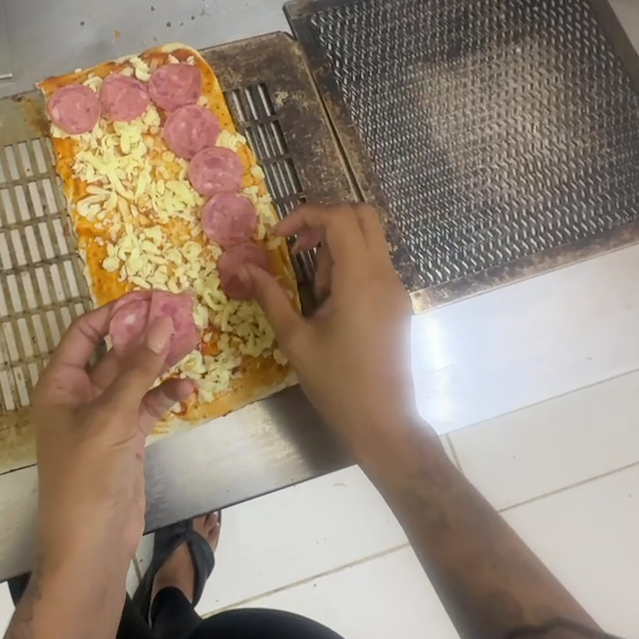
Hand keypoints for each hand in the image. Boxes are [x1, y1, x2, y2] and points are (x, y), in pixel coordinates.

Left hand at [31, 301, 195, 575]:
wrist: (91, 544)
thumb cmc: (86, 475)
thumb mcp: (110, 417)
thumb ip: (138, 369)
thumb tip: (161, 322)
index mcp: (59, 384)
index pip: (84, 333)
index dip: (113, 313)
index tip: (148, 298)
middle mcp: (79, 395)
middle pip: (112, 352)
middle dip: (143, 334)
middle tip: (178, 312)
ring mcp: (104, 417)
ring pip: (134, 378)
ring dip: (159, 362)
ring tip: (192, 340)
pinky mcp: (126, 438)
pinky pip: (146, 406)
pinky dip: (165, 395)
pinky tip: (188, 387)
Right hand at [243, 204, 423, 456]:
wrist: (384, 423)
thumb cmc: (336, 382)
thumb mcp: (294, 338)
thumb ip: (269, 296)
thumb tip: (241, 268)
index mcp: (360, 280)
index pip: (340, 219)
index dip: (306, 216)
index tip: (277, 237)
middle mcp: (385, 276)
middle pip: (363, 216)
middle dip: (325, 220)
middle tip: (296, 246)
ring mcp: (395, 289)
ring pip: (369, 239)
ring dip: (336, 247)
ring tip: (313, 290)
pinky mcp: (397, 303)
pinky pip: (373, 265)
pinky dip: (348, 266)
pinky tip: (329, 303)